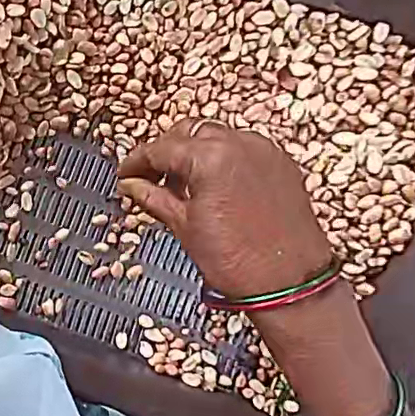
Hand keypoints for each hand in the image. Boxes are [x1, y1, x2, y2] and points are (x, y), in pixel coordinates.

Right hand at [115, 119, 334, 298]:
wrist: (289, 284)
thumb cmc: (241, 261)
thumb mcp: (182, 226)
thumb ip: (152, 197)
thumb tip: (132, 185)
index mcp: (211, 157)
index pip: (160, 148)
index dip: (136, 161)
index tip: (126, 174)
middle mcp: (240, 145)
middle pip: (187, 132)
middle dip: (164, 151)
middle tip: (146, 176)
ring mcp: (263, 152)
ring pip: (215, 136)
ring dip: (192, 153)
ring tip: (177, 185)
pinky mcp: (279, 164)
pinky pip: (240, 149)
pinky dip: (219, 159)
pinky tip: (207, 186)